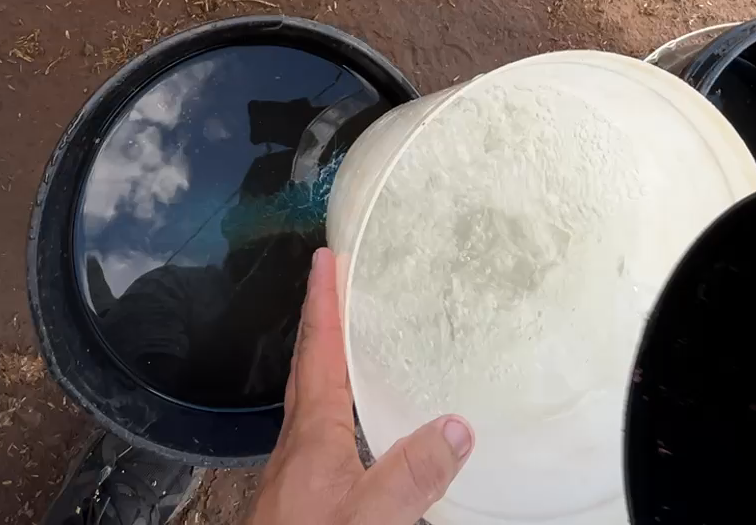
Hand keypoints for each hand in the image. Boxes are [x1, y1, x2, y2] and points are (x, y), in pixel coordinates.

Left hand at [249, 248, 473, 524]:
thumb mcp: (369, 520)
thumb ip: (410, 476)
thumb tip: (459, 424)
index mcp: (312, 436)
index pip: (320, 352)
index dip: (323, 302)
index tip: (325, 257)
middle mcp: (298, 445)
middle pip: (309, 365)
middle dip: (321, 317)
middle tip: (334, 278)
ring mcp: (296, 472)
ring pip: (309, 396)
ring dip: (324, 356)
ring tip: (344, 333)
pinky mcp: (302, 495)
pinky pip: (317, 426)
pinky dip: (331, 399)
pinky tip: (351, 419)